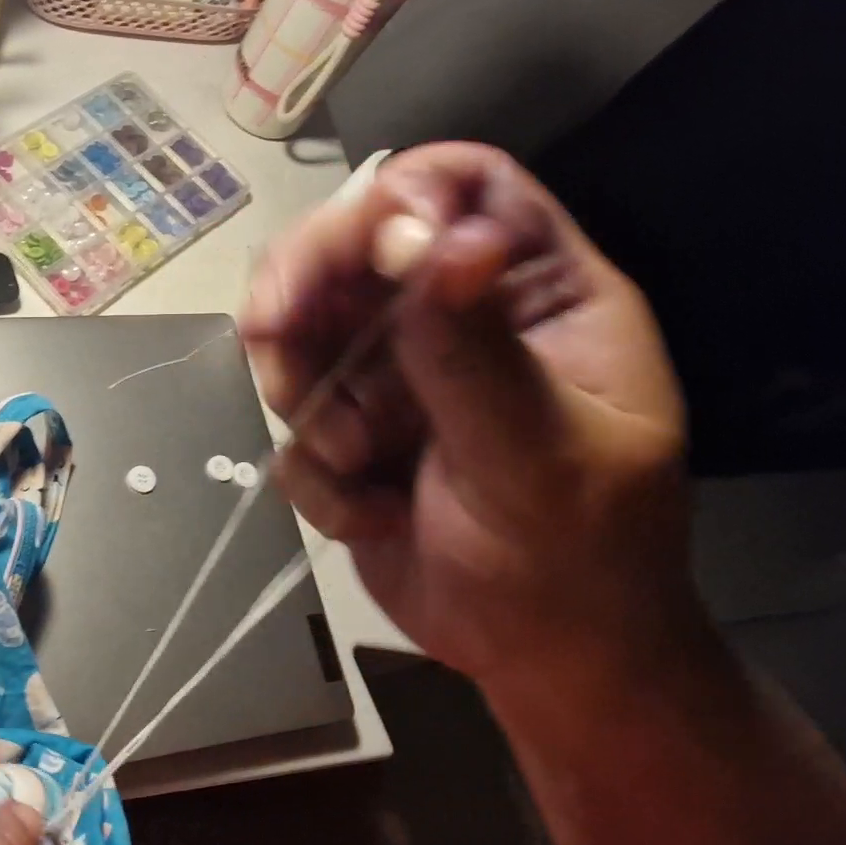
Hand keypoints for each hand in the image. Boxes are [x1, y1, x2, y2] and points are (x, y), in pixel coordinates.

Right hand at [241, 143, 690, 682]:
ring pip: (300, 341)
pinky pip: (293, 430)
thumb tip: (440, 237)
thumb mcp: (536, 453)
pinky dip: (316, 477)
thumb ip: (474, 349)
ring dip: (304, 399)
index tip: (355, 259)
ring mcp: (393, 381)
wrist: (540, 655)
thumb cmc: (577, 557)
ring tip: (353, 462)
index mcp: (532, 295)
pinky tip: (370, 516)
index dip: (398, 200)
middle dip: (300, 295)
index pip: (461, 189)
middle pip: (349, 254)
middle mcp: (451, 321)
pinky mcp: (347, 439)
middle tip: (268, 335)